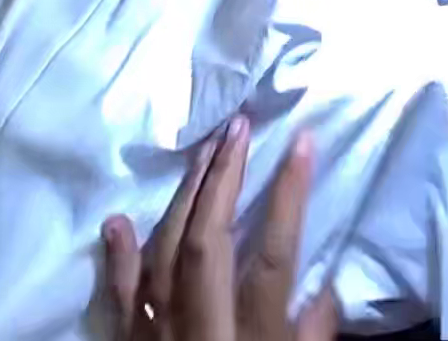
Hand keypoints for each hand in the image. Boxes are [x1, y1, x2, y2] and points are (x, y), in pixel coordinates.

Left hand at [100, 116, 337, 340]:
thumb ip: (313, 333)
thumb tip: (330, 281)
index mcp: (248, 336)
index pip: (272, 253)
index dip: (288, 195)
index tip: (303, 141)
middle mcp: (197, 331)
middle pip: (206, 244)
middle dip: (223, 179)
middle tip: (238, 127)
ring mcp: (155, 340)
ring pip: (162, 257)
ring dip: (183, 196)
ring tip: (203, 149)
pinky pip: (116, 302)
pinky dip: (116, 260)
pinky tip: (116, 221)